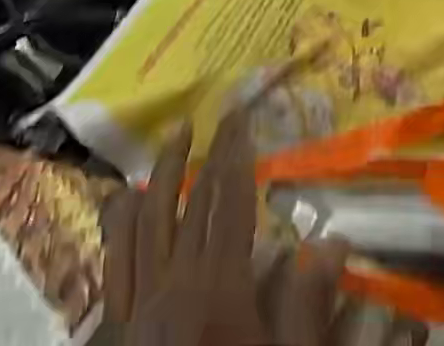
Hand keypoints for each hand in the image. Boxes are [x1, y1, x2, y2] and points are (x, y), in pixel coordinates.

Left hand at [104, 114, 347, 345]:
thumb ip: (306, 308)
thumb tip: (329, 241)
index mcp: (216, 292)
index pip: (228, 204)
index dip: (235, 157)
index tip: (240, 118)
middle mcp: (171, 284)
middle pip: (188, 202)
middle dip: (202, 153)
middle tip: (213, 118)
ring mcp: (138, 303)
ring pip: (145, 218)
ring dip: (160, 171)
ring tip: (173, 135)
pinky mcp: (119, 324)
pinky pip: (114, 259)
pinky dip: (118, 221)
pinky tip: (123, 197)